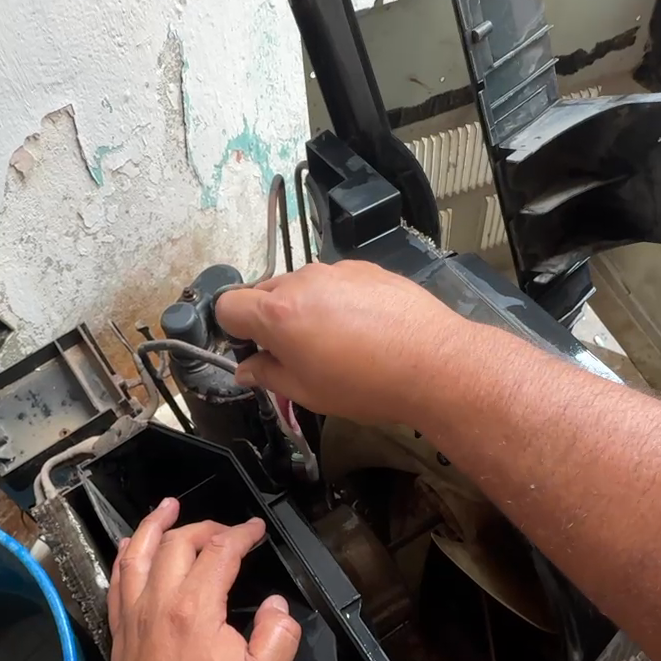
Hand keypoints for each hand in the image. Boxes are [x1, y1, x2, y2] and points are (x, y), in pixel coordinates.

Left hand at [104, 498, 300, 660]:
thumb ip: (277, 636)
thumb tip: (275, 605)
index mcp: (196, 610)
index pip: (219, 552)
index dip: (241, 534)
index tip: (256, 529)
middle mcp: (159, 603)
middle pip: (178, 544)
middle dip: (206, 527)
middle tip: (228, 529)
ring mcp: (133, 616)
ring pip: (138, 553)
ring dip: (154, 525)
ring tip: (168, 505)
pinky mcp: (119, 631)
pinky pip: (118, 580)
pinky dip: (125, 555)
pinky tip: (129, 546)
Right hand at [215, 259, 487, 426]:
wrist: (433, 364)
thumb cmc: (364, 386)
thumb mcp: (306, 392)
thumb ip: (267, 375)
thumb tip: (245, 370)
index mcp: (278, 313)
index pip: (227, 305)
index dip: (233, 329)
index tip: (253, 350)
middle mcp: (302, 281)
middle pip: (263, 292)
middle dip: (268, 320)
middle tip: (295, 354)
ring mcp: (336, 270)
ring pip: (300, 286)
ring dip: (303, 309)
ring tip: (335, 343)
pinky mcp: (366, 268)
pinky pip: (333, 282)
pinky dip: (334, 300)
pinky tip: (362, 329)